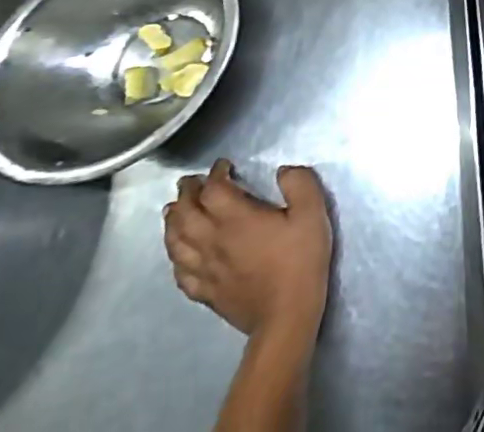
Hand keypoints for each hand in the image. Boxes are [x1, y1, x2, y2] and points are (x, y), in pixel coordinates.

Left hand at [163, 159, 332, 338]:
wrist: (286, 317)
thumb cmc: (300, 262)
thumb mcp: (312, 215)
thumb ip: (300, 184)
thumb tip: (283, 171)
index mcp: (235, 218)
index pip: (213, 188)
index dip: (215, 173)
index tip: (224, 166)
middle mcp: (212, 240)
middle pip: (185, 212)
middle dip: (186, 193)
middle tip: (190, 182)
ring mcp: (205, 268)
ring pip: (175, 241)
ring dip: (172, 221)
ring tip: (174, 210)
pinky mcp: (204, 292)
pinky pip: (180, 271)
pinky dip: (175, 256)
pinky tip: (179, 253)